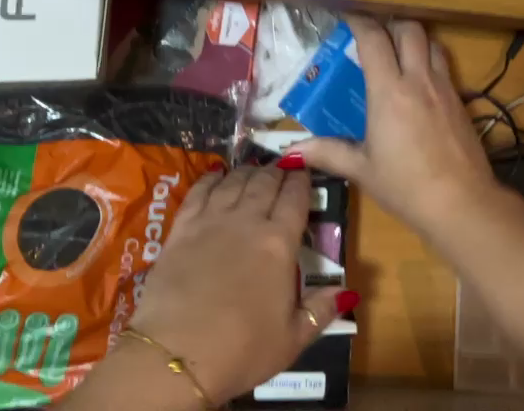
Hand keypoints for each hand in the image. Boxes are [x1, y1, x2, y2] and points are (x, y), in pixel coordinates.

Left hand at [123, 166, 351, 403]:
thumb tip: (347, 291)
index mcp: (279, 243)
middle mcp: (247, 220)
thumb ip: (321, 310)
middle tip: (282, 169)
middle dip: (277, 172)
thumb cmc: (241, 349)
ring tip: (254, 170)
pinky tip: (217, 175)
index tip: (305, 172)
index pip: (295, 197)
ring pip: (235, 181)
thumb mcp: (291, 339)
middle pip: (265, 182)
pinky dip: (212, 178)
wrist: (176, 354)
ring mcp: (212, 220)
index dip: (302, 180)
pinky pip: (200, 190)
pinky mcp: (182, 227)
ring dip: (248, 172)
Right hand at [294, 16, 504, 239]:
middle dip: (390, 25)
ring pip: (431, 42)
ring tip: (398, 53)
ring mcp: (443, 87)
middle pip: (408, 29)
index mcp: (389, 91)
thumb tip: (293, 151)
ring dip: (414, 39)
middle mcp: (418, 79)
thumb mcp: (363, 170)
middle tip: (374, 37)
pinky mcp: (460, 100)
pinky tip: (420, 83)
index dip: (359, 23)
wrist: (462, 202)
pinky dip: (430, 60)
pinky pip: (444, 65)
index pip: (373, 39)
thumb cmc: (406, 186)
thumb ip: (329, 153)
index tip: (347, 20)